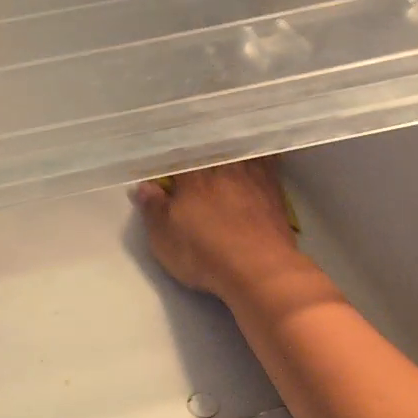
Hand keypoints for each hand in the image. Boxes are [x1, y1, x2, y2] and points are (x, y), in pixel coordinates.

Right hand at [129, 158, 306, 300]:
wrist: (258, 268)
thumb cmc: (203, 253)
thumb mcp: (164, 237)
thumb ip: (152, 208)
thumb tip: (143, 186)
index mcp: (192, 175)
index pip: (177, 157)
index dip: (168, 160)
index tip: (162, 166)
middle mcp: (223, 167)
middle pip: (210, 150)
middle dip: (201, 150)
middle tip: (195, 150)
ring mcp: (253, 175)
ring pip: (239, 151)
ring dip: (231, 149)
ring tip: (227, 151)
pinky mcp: (274, 188)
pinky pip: (265, 162)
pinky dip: (258, 159)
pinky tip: (256, 163)